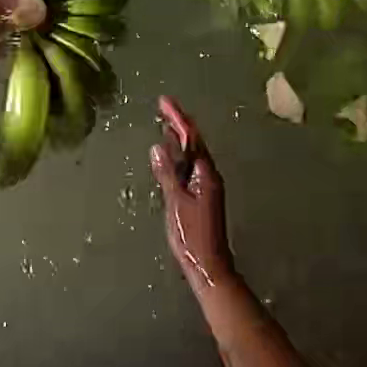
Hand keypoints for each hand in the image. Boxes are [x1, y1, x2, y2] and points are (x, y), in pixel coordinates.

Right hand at [150, 96, 236, 289]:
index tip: (164, 101)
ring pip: (193, 153)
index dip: (177, 117)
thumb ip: (167, 174)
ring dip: (179, 137)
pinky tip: (170, 154)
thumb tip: (157, 147)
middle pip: (194, 142)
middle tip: (163, 106)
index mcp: (206, 174)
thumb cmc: (192, 235)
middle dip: (179, 122)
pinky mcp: (202, 195)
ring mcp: (207, 185)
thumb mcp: (176, 202)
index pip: (191, 137)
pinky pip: (190, 165)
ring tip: (165, 122)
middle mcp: (209, 176)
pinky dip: (179, 154)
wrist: (209, 266)